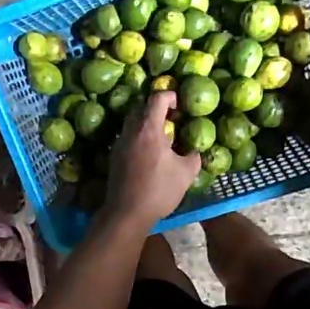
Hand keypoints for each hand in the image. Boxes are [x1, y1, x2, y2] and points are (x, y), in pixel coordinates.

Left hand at [103, 91, 201, 228]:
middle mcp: (130, 131)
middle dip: (156, 108)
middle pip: (141, 108)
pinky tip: (150, 153)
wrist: (127, 212)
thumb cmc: (159, 190)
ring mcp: (119, 144)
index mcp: (148, 129)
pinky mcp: (114, 157)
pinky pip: (127, 138)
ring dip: (146, 124)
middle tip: (171, 119)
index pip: (157, 99)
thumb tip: (195, 151)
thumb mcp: (186, 173)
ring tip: (162, 138)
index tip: (180, 104)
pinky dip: (139, 138)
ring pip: (132, 123)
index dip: (170, 96)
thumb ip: (194, 156)